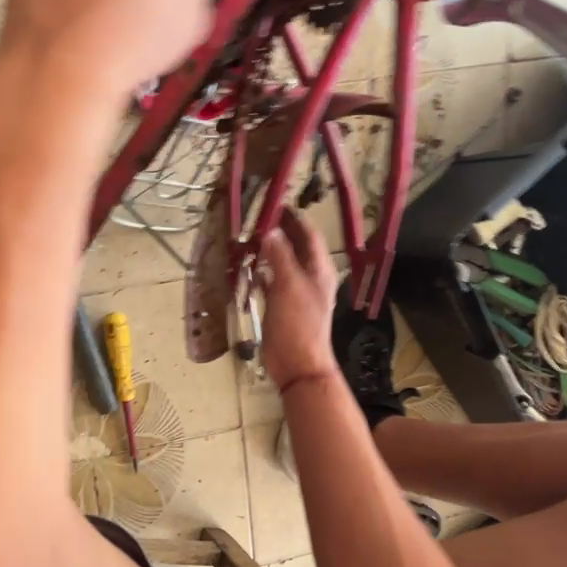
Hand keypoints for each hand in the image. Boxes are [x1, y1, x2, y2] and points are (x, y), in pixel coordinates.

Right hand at [259, 211, 339, 391]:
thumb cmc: (297, 323)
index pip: (309, 234)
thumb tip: (269, 231)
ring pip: (282, 263)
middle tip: (256, 219)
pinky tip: (248, 269)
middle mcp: (310, 277)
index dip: (294, 218)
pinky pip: (271, 282)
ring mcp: (296, 292)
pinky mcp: (282, 306)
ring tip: (248, 239)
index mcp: (319, 269)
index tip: (274, 204)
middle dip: (279, 232)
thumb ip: (279, 256)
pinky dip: (261, 273)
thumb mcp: (288, 285)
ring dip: (267, 252)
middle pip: (295, 247)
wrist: (297, 363)